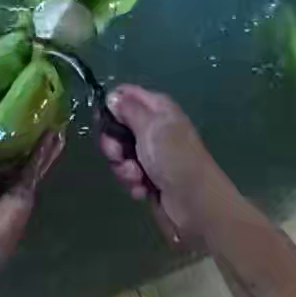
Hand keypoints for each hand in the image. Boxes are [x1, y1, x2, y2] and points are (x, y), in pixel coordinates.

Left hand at [0, 106, 64, 267]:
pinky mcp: (27, 189)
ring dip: (38, 135)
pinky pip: (38, 165)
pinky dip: (48, 150)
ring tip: (52, 112)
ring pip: (27, 153)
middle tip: (33, 101)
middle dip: (19, 126)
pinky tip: (57, 133)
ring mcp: (10, 180)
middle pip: (7, 144)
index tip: (5, 97)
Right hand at [100, 85, 231, 244]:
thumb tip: (112, 96)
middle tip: (119, 154)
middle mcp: (155, 127)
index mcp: (159, 108)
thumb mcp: (151, 127)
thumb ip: (129, 110)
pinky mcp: (150, 176)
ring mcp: (152, 153)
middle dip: (114, 144)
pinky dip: (133, 182)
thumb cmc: (174, 158)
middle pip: (119, 127)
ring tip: (137, 176)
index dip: (112, 105)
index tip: (101, 121)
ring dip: (124, 168)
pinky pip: (129, 174)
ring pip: (121, 154)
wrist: (194, 202)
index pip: (128, 95)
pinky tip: (143, 189)